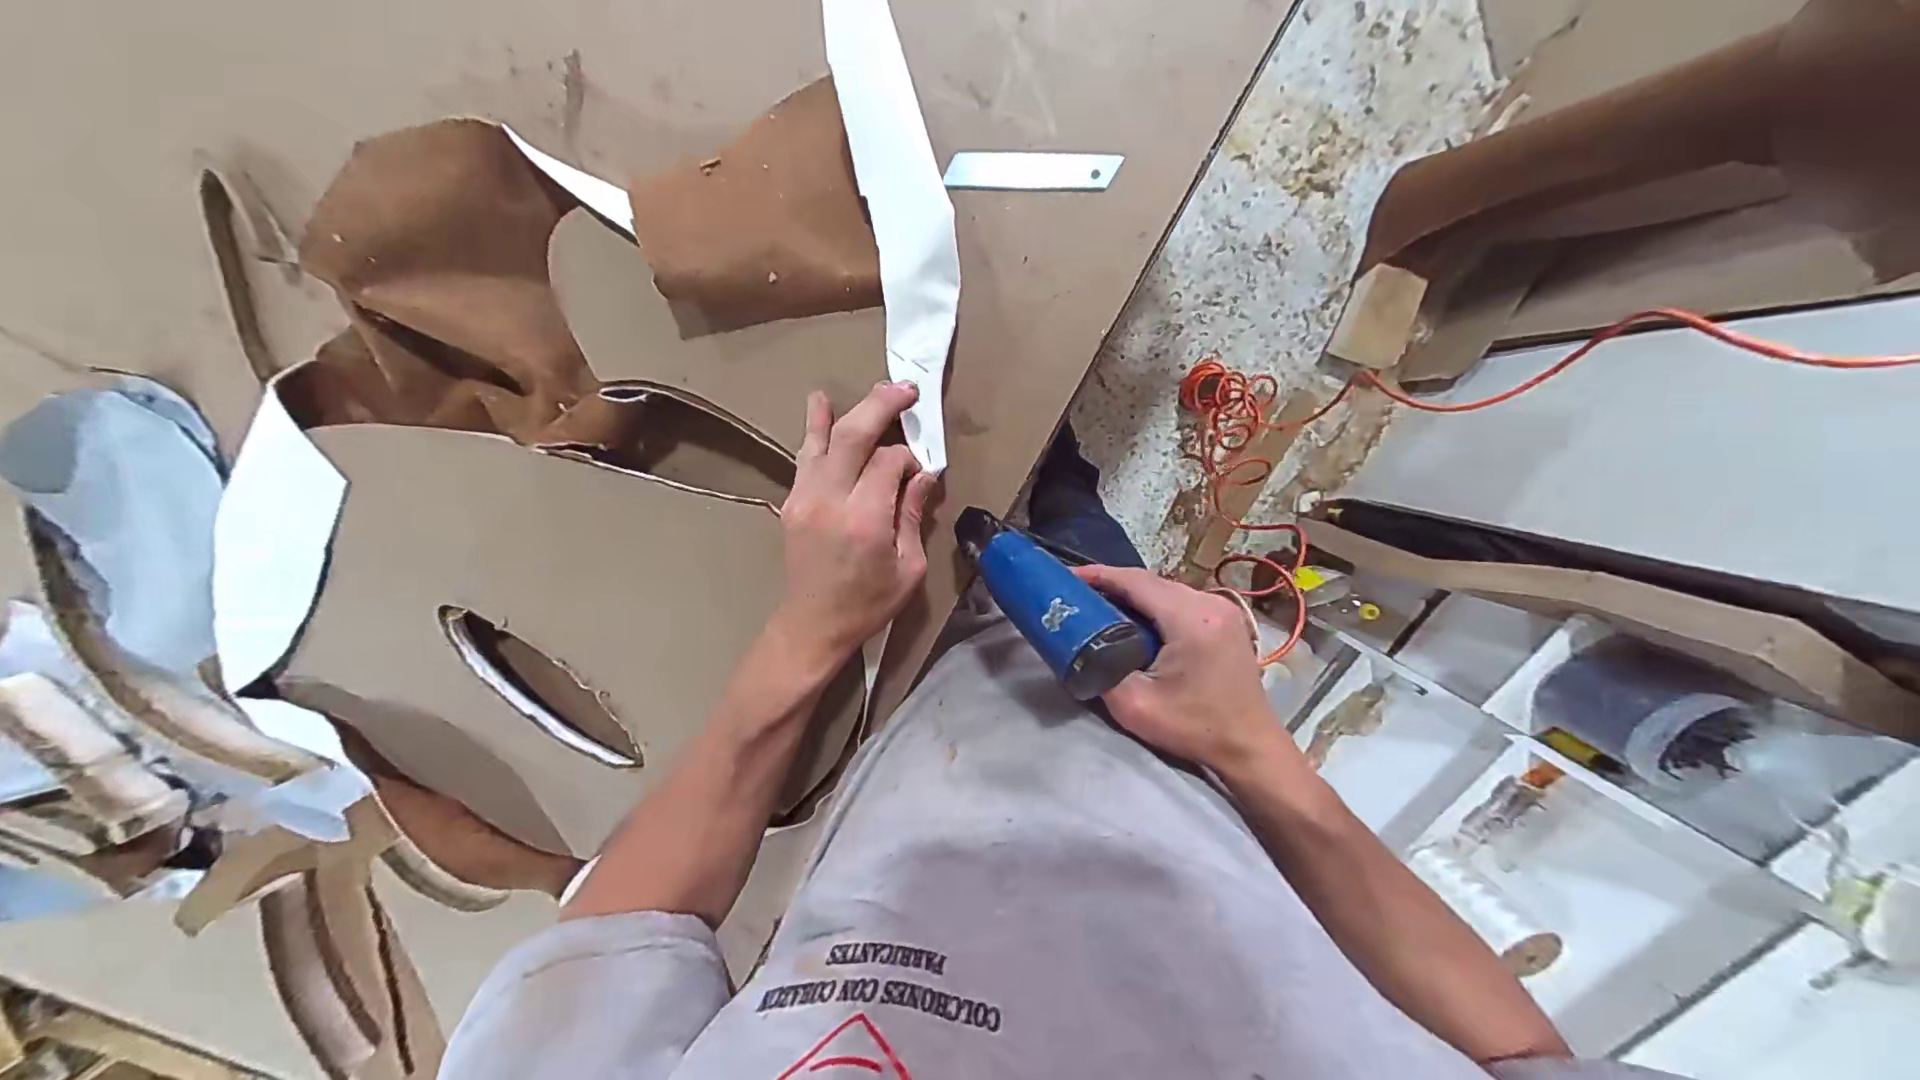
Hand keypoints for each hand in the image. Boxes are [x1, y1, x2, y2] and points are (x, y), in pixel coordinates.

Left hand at [773, 381, 938, 667]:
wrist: (813, 625)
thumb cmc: (868, 604)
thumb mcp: (908, 568)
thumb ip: (913, 516)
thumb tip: (922, 476)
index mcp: (864, 520)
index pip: (888, 462)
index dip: (908, 458)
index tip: (919, 472)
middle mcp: (829, 500)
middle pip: (855, 435)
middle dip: (883, 406)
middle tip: (906, 390)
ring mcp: (804, 497)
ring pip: (825, 439)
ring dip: (851, 409)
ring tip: (877, 389)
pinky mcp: (792, 500)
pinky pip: (806, 455)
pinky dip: (815, 427)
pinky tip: (820, 402)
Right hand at [1072, 565, 1292, 773]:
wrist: (1249, 748)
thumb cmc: (1195, 727)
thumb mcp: (1134, 705)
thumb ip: (1102, 671)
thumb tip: (1080, 648)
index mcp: (1191, 618)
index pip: (1136, 582)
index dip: (1099, 575)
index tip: (1067, 576)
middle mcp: (1210, 604)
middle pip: (1151, 581)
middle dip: (1112, 583)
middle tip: (1077, 593)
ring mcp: (1222, 610)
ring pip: (1165, 589)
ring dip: (1132, 594)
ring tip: (1097, 603)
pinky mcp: (1225, 621)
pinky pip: (1179, 601)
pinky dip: (1152, 604)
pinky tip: (1132, 617)